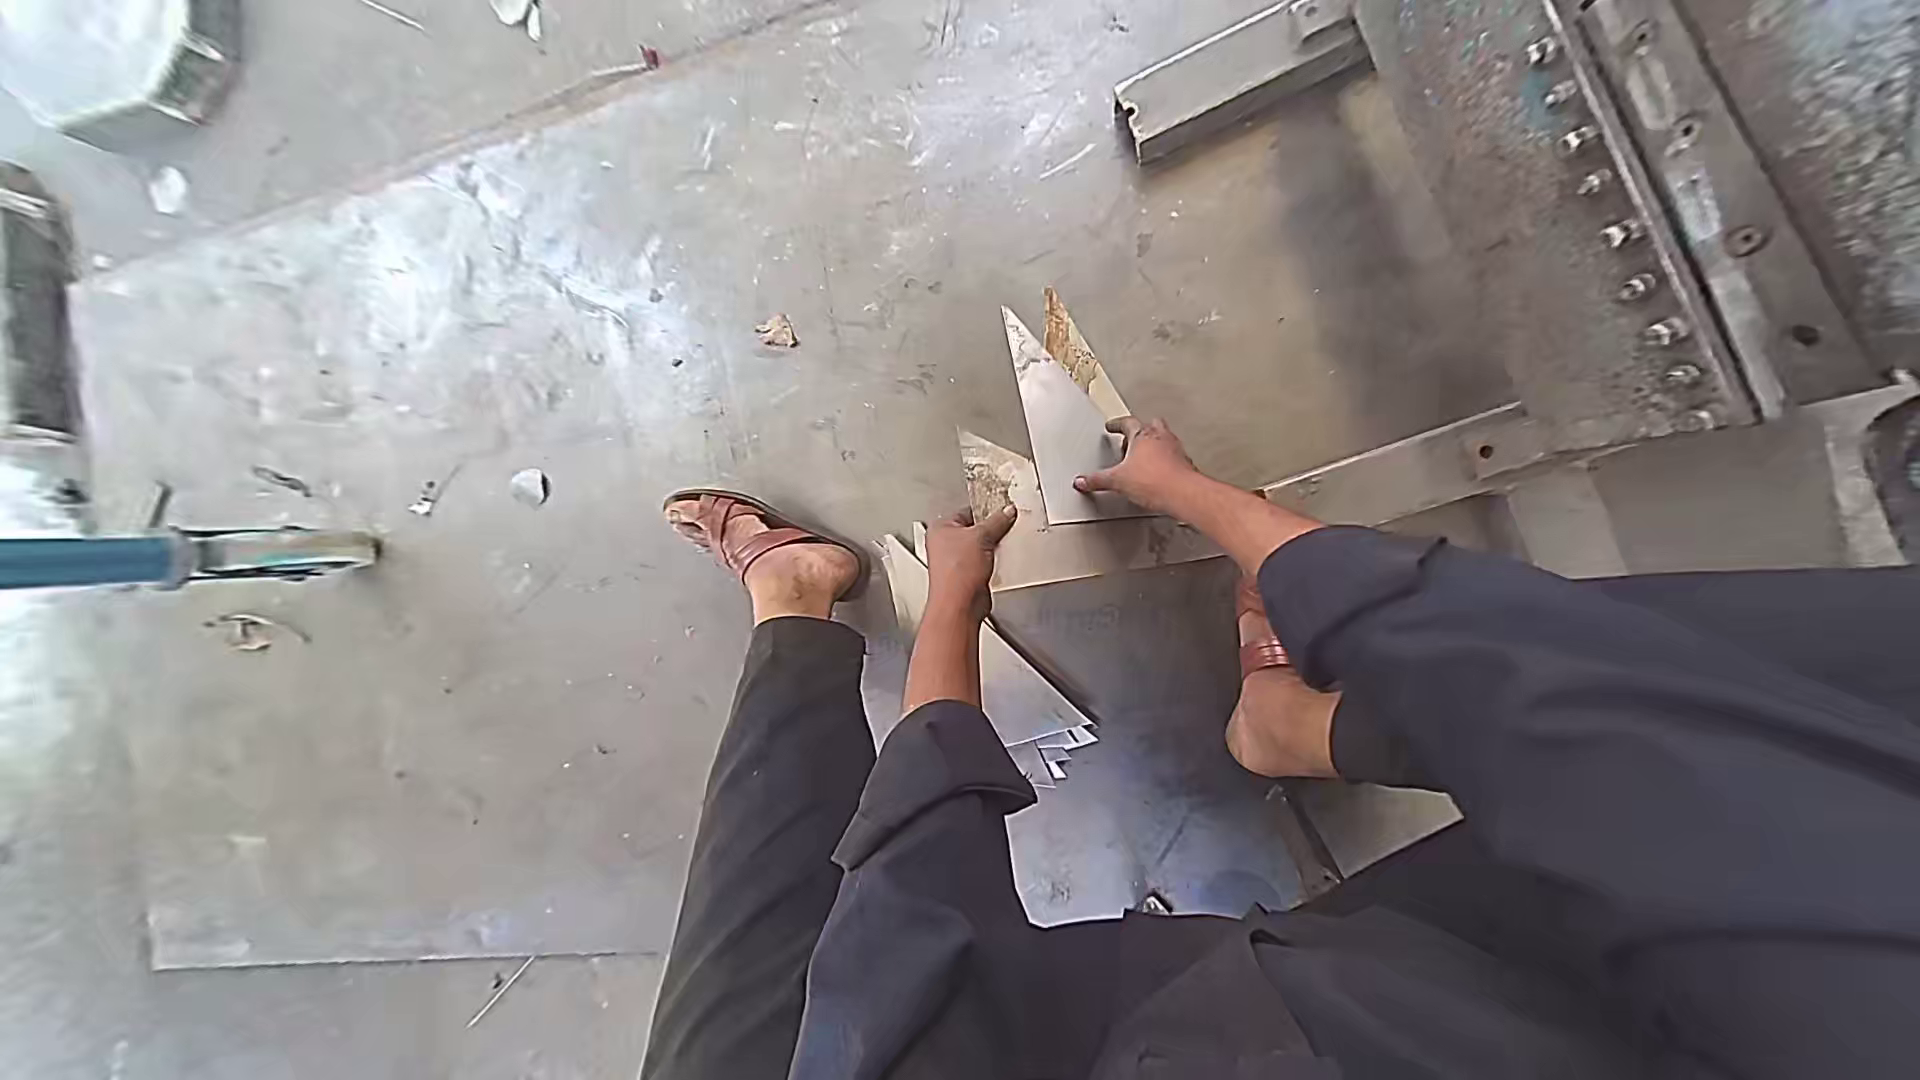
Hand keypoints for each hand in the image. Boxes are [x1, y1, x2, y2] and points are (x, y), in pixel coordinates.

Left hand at [924, 506, 1017, 619]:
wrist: (960, 604)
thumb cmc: (956, 573)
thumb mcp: (981, 536)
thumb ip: (997, 521)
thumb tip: (1006, 512)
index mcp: (941, 528)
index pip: (968, 510)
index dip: (986, 510)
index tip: (1002, 511)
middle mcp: (944, 544)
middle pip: (975, 529)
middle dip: (991, 531)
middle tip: (1002, 530)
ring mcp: (956, 560)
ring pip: (981, 547)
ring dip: (992, 548)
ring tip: (997, 549)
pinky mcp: (968, 574)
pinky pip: (985, 561)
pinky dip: (993, 561)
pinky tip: (997, 562)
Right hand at [1074, 417, 1205, 515]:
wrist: (1182, 493)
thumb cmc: (1155, 480)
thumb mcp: (1117, 481)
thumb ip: (1097, 480)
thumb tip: (1083, 481)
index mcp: (1143, 434)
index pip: (1127, 422)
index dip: (1117, 424)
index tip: (1112, 426)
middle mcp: (1161, 437)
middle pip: (1149, 425)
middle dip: (1139, 432)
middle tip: (1128, 441)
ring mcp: (1176, 449)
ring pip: (1163, 440)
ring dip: (1153, 446)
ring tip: (1142, 459)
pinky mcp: (1185, 464)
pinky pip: (1173, 457)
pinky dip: (1164, 461)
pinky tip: (1157, 474)